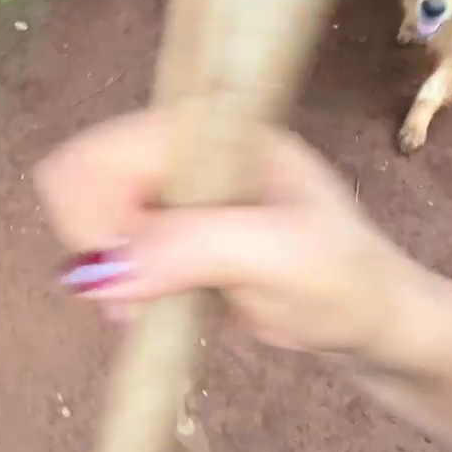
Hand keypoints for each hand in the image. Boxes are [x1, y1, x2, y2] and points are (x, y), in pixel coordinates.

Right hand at [34, 109, 420, 356]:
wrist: (368, 321)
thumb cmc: (345, 280)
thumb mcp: (283, 256)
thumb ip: (196, 247)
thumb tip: (96, 270)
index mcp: (209, 130)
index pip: (101, 151)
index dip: (98, 213)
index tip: (133, 270)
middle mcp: (183, 151)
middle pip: (82, 182)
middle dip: (99, 244)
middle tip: (139, 297)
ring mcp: (174, 192)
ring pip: (90, 218)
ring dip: (108, 270)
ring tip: (153, 306)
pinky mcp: (169, 232)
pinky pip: (110, 249)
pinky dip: (119, 282)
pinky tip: (155, 304)